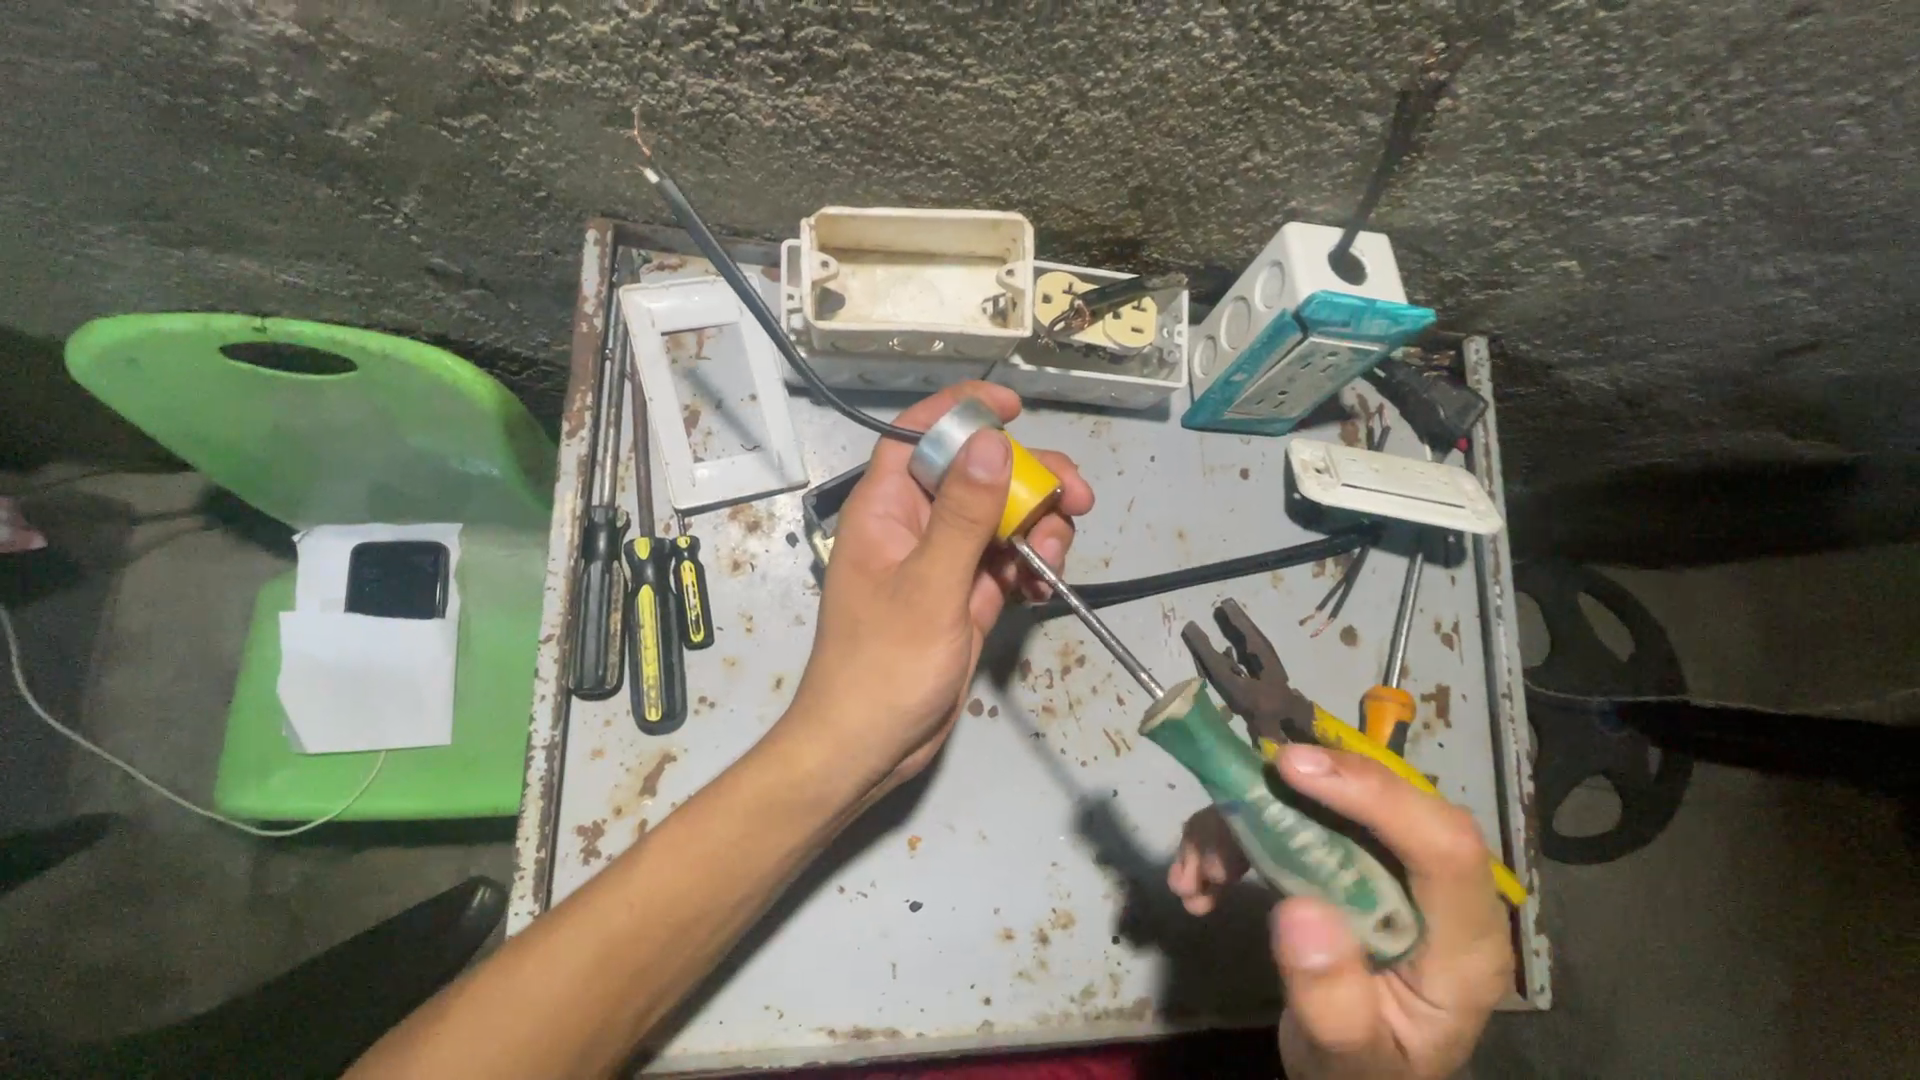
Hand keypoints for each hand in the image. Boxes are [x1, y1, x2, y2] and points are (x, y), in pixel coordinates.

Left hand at [786, 382, 1093, 793]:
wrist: (871, 747)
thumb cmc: (884, 666)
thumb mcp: (929, 586)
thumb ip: (964, 515)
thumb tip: (992, 443)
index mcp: (886, 509)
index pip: (919, 437)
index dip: (962, 411)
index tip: (1013, 406)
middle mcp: (915, 527)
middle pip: (977, 476)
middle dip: (1028, 480)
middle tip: (1077, 497)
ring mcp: (943, 563)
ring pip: (1001, 519)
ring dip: (1038, 528)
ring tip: (1056, 557)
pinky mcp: (966, 597)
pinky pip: (1007, 563)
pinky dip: (1031, 567)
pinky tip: (1045, 588)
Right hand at [1168, 744, 1512, 1079]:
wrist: (1355, 1074)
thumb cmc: (1363, 1073)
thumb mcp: (1347, 1061)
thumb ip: (1333, 1003)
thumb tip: (1298, 910)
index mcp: (1463, 943)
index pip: (1443, 845)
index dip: (1373, 795)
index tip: (1291, 771)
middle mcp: (1433, 891)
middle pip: (1377, 804)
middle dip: (1291, 795)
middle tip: (1225, 799)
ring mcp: (1388, 869)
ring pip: (1323, 804)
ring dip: (1247, 819)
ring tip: (1198, 873)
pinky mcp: (1344, 861)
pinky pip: (1291, 820)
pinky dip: (1234, 836)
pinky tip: (1201, 880)